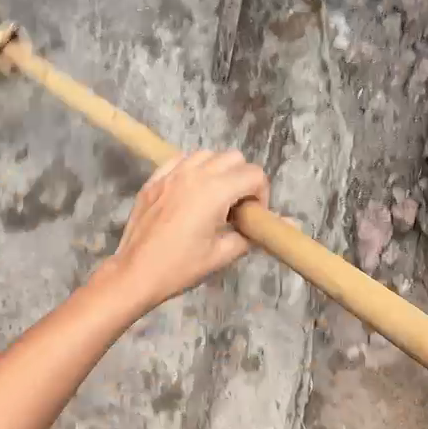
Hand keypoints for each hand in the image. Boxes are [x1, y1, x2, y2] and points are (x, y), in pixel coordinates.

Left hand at [104, 150, 268, 307]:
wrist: (135, 273)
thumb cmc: (180, 268)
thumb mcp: (222, 255)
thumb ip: (255, 233)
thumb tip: (292, 223)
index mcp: (214, 191)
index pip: (253, 174)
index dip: (262, 194)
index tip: (253, 216)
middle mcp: (194, 174)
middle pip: (233, 158)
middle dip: (242, 179)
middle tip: (236, 208)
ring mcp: (170, 174)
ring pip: (206, 155)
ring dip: (217, 170)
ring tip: (213, 198)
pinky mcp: (153, 180)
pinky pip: (179, 160)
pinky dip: (191, 170)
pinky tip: (190, 192)